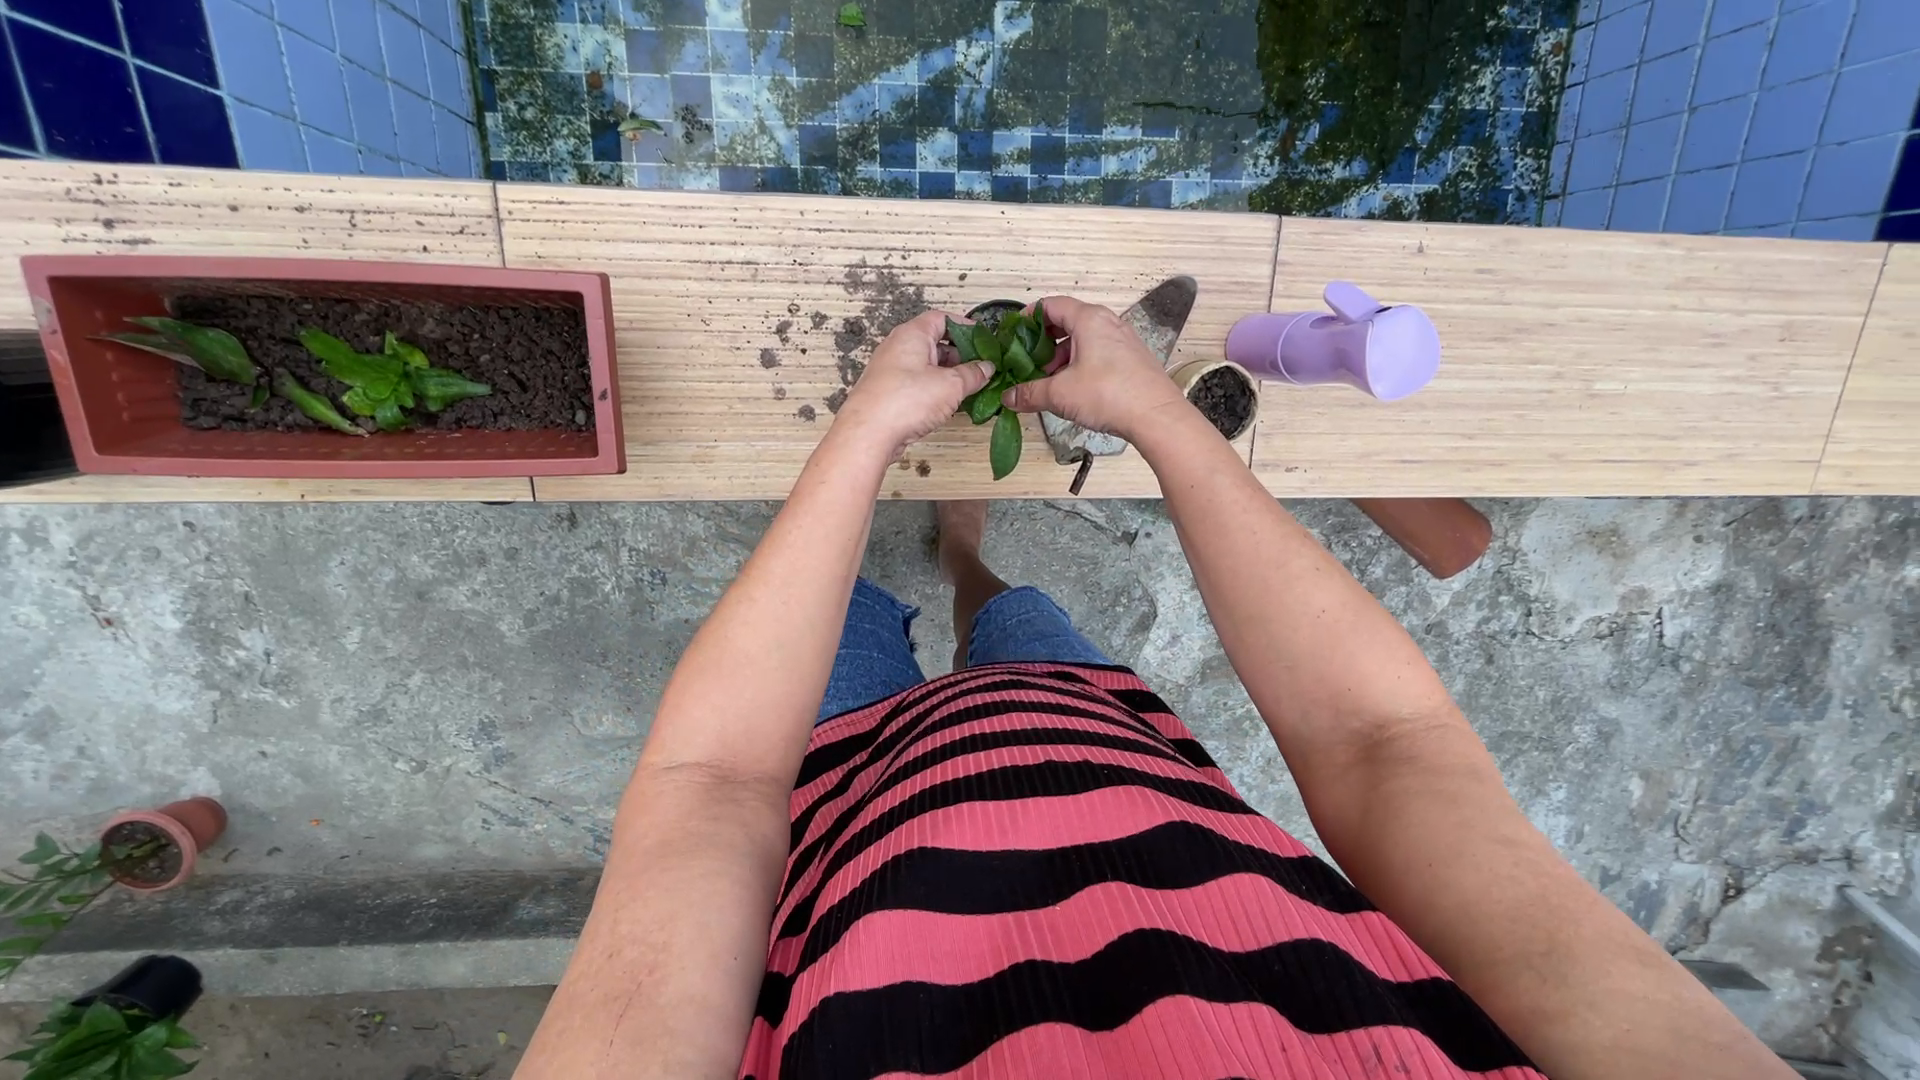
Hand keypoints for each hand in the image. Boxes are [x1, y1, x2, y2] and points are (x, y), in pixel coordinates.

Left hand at [832, 310, 994, 459]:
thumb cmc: (904, 402)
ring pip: (925, 365)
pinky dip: (933, 389)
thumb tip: (985, 368)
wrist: (868, 433)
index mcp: (912, 334)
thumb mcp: (951, 385)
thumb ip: (972, 374)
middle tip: (979, 368)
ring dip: (947, 375)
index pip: (942, 318)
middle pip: (934, 342)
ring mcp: (890, 370)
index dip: (965, 327)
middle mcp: (898, 347)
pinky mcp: (887, 392)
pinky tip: (947, 404)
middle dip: (959, 355)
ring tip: (967, 388)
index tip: (982, 340)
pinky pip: (916, 383)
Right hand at [998, 295, 1188, 441]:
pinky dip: (1081, 364)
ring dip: (1062, 356)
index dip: (1029, 316)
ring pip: (1083, 340)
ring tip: (1049, 380)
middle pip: (1067, 321)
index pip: (1052, 305)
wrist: (1156, 416)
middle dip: (1044, 341)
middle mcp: (1107, 323)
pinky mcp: (1131, 359)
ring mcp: (1122, 340)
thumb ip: (1030, 393)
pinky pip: (1098, 353)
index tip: (1015, 332)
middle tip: (1028, 361)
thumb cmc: (1110, 395)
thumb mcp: (1060, 394)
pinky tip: (1073, 388)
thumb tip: (1009, 397)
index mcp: (1089, 319)